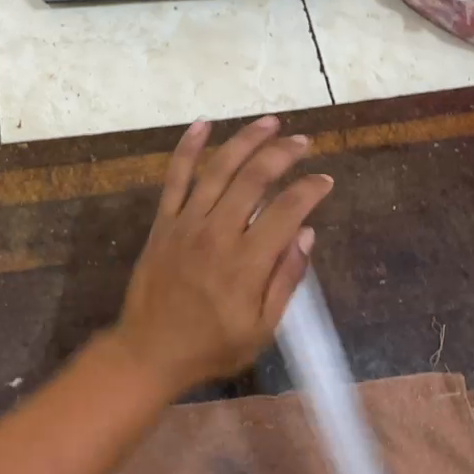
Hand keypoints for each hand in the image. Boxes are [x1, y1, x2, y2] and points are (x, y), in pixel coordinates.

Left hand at [112, 116, 333, 393]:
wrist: (149, 351)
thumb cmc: (211, 346)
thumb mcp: (261, 329)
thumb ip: (285, 280)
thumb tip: (307, 234)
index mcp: (246, 263)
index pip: (287, 211)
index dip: (310, 191)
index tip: (325, 181)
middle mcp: (217, 233)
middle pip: (255, 179)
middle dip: (283, 154)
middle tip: (303, 142)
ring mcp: (186, 223)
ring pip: (218, 169)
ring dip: (245, 140)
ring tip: (269, 122)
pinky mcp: (163, 222)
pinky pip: (175, 178)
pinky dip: (188, 148)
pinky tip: (204, 124)